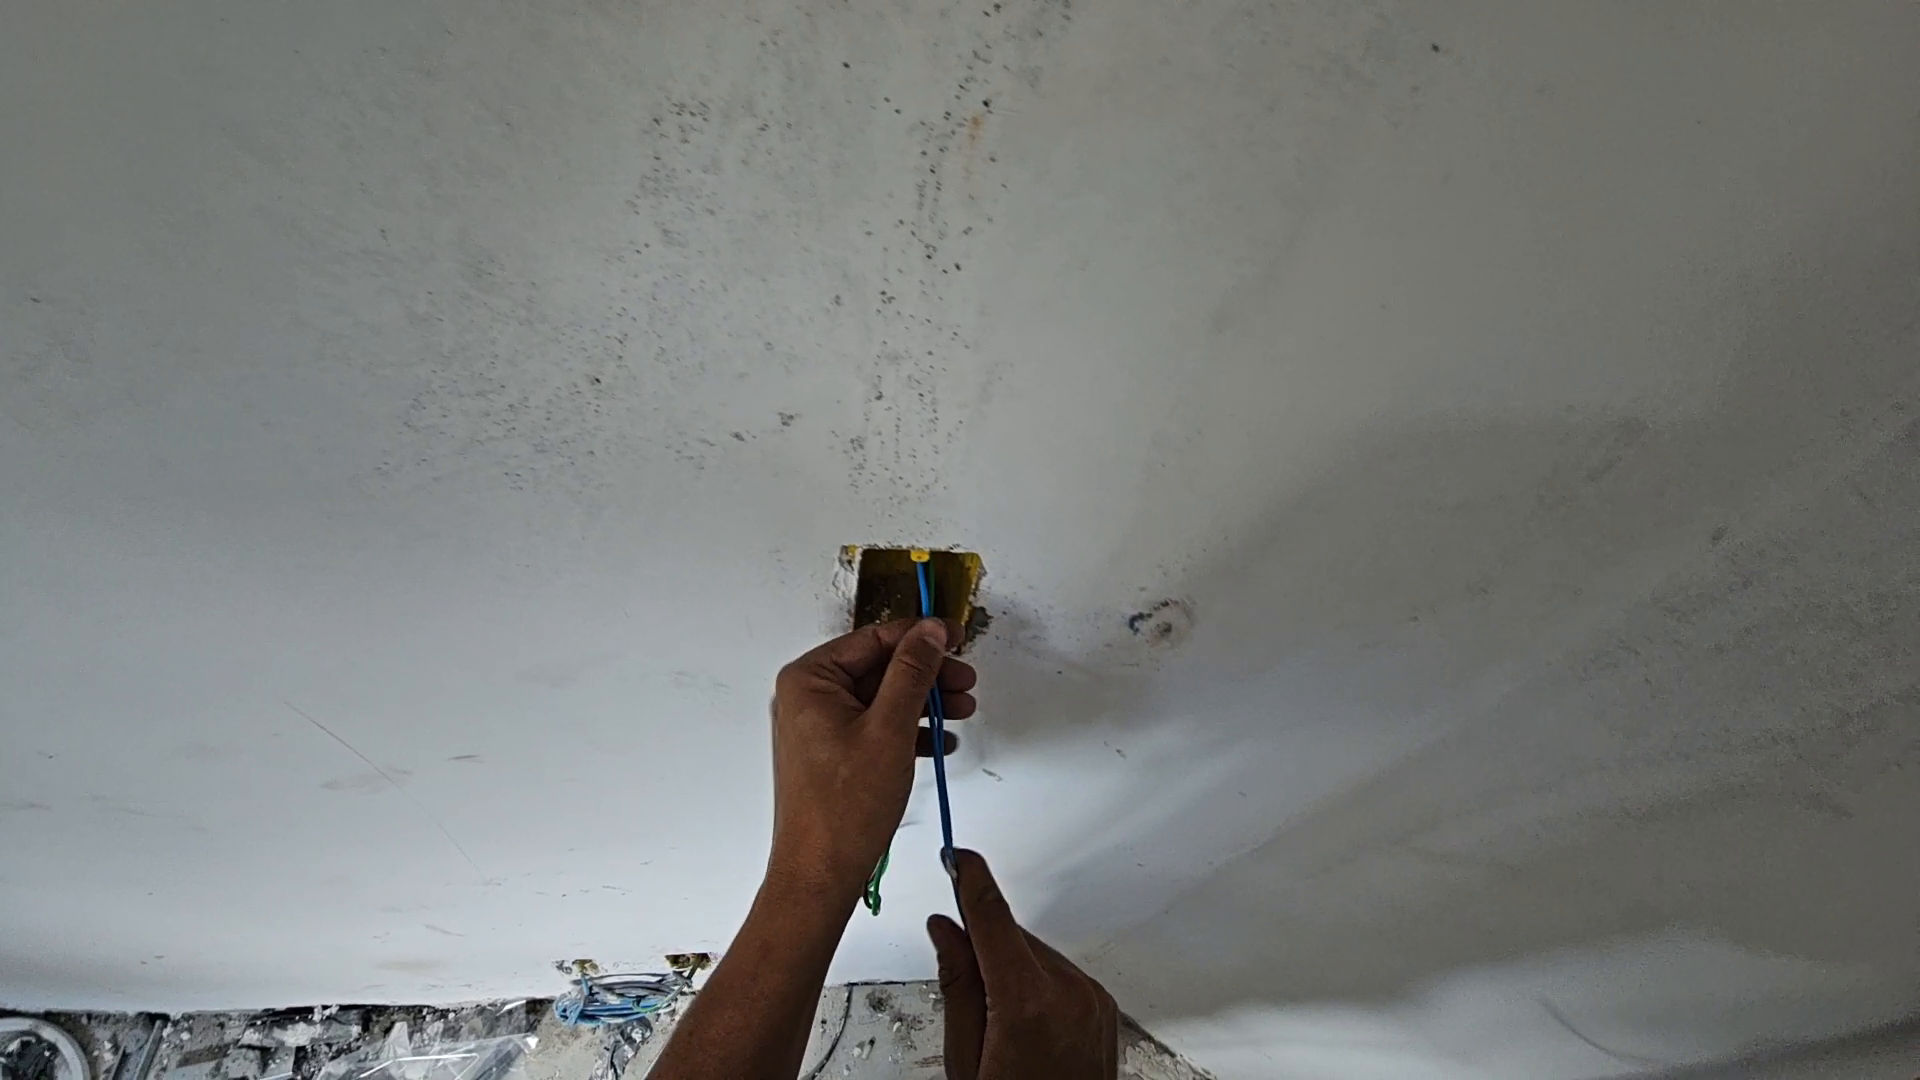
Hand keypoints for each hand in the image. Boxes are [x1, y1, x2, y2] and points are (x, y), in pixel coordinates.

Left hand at [768, 618, 976, 902]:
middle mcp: (810, 696)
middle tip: (964, 680)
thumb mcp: (890, 728)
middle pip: (881, 667)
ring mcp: (821, 725)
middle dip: (928, 675)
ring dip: (925, 701)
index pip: (874, 639)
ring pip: (884, 696)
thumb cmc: (843, 809)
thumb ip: (912, 672)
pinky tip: (940, 739)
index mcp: (810, 679)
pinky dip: (910, 728)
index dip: (920, 636)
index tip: (955, 636)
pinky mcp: (835, 750)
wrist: (821, 875)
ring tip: (962, 709)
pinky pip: (878, 723)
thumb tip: (930, 632)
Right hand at [926, 850, 1119, 1079]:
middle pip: (1013, 937)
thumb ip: (957, 983)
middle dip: (986, 948)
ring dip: (1013, 968)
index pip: (992, 916)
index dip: (971, 878)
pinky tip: (1030, 1025)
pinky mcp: (1104, 1007)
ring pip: (1036, 953)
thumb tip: (945, 927)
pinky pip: (1060, 973)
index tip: (957, 855)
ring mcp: (1092, 1000)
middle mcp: (1068, 992)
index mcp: (1026, 1002)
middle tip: (971, 996)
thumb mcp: (964, 1060)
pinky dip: (1039, 983)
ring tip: (1004, 1026)